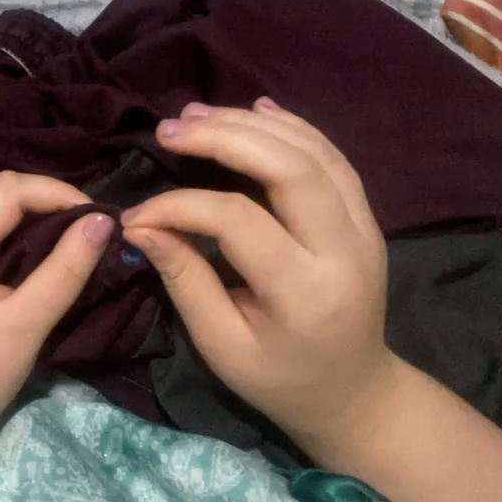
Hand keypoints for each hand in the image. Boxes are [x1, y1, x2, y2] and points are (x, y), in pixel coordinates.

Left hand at [0, 172, 114, 457]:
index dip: (55, 193)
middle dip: (42, 196)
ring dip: (23, 205)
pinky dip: (6, 220)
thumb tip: (103, 222)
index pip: (6, 191)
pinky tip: (30, 243)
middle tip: (82, 225)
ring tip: (61, 230)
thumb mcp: (27, 325)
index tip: (97, 218)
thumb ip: (64, 270)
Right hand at [120, 99, 399, 443]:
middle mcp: (346, 248)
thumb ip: (184, 279)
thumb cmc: (278, 379)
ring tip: (194, 114)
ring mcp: (365, 227)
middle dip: (223, 137)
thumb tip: (141, 225)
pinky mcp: (365, 216)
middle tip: (168, 130)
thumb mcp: (221, 344)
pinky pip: (330, 155)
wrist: (353, 392)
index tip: (136, 214)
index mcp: (306, 291)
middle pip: (290, 166)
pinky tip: (252, 109)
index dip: (179, 206)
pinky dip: (290, 126)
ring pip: (313, 150)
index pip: (237, 220)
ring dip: (251, 124)